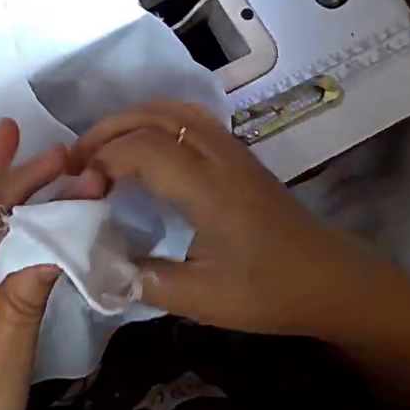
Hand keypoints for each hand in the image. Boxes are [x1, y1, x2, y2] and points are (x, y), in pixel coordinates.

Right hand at [72, 102, 402, 339]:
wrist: (332, 279)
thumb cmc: (271, 291)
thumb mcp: (205, 300)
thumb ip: (147, 281)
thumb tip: (99, 264)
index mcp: (210, 190)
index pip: (146, 148)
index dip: (105, 158)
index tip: (82, 186)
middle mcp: (220, 157)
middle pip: (156, 116)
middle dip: (108, 130)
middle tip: (76, 159)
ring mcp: (231, 150)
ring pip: (174, 109)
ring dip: (131, 119)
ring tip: (101, 147)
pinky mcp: (238, 154)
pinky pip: (190, 117)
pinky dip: (155, 120)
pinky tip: (142, 144)